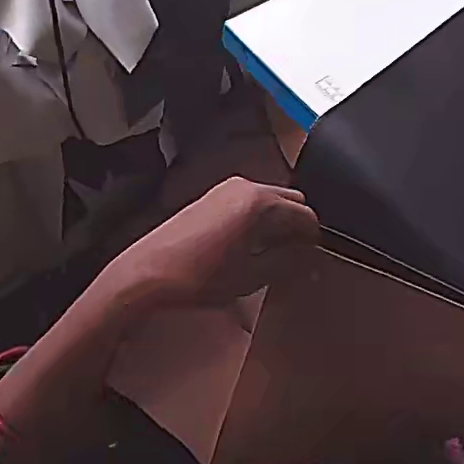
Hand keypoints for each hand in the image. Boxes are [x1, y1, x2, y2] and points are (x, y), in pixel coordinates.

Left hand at [94, 177, 318, 311]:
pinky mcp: (211, 197)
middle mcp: (245, 186)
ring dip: (277, 221)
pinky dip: (258, 218)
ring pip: (269, 199)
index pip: (305, 214)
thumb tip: (305, 255)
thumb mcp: (251, 277)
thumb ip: (285, 261)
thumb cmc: (199, 276)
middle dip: (297, 225)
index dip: (313, 237)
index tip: (314, 256)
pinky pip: (249, 202)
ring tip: (273, 254)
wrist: (148, 272)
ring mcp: (226, 189)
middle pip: (290, 200)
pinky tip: (250, 246)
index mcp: (260, 202)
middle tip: (297, 256)